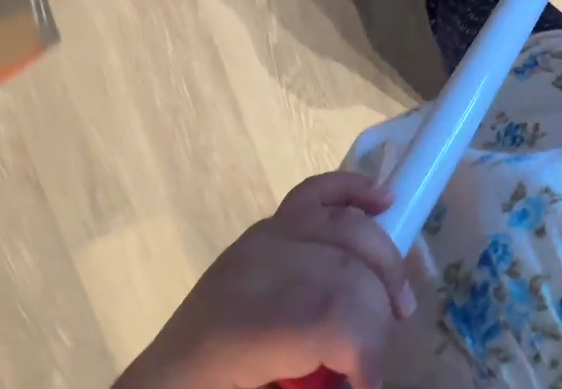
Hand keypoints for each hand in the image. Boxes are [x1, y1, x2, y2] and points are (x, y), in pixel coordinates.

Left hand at [115, 172, 414, 388]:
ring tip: (395, 308)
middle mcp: (250, 270)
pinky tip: (385, 203)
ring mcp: (259, 240)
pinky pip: (315, 194)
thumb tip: (371, 371)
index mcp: (239, 332)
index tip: (375, 382)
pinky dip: (353, 191)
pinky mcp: (265, 229)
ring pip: (342, 229)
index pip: (328, 314)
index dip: (368, 347)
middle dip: (379, 310)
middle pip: (344, 271)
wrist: (166, 386)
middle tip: (381, 355)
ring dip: (383, 264)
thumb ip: (320, 379)